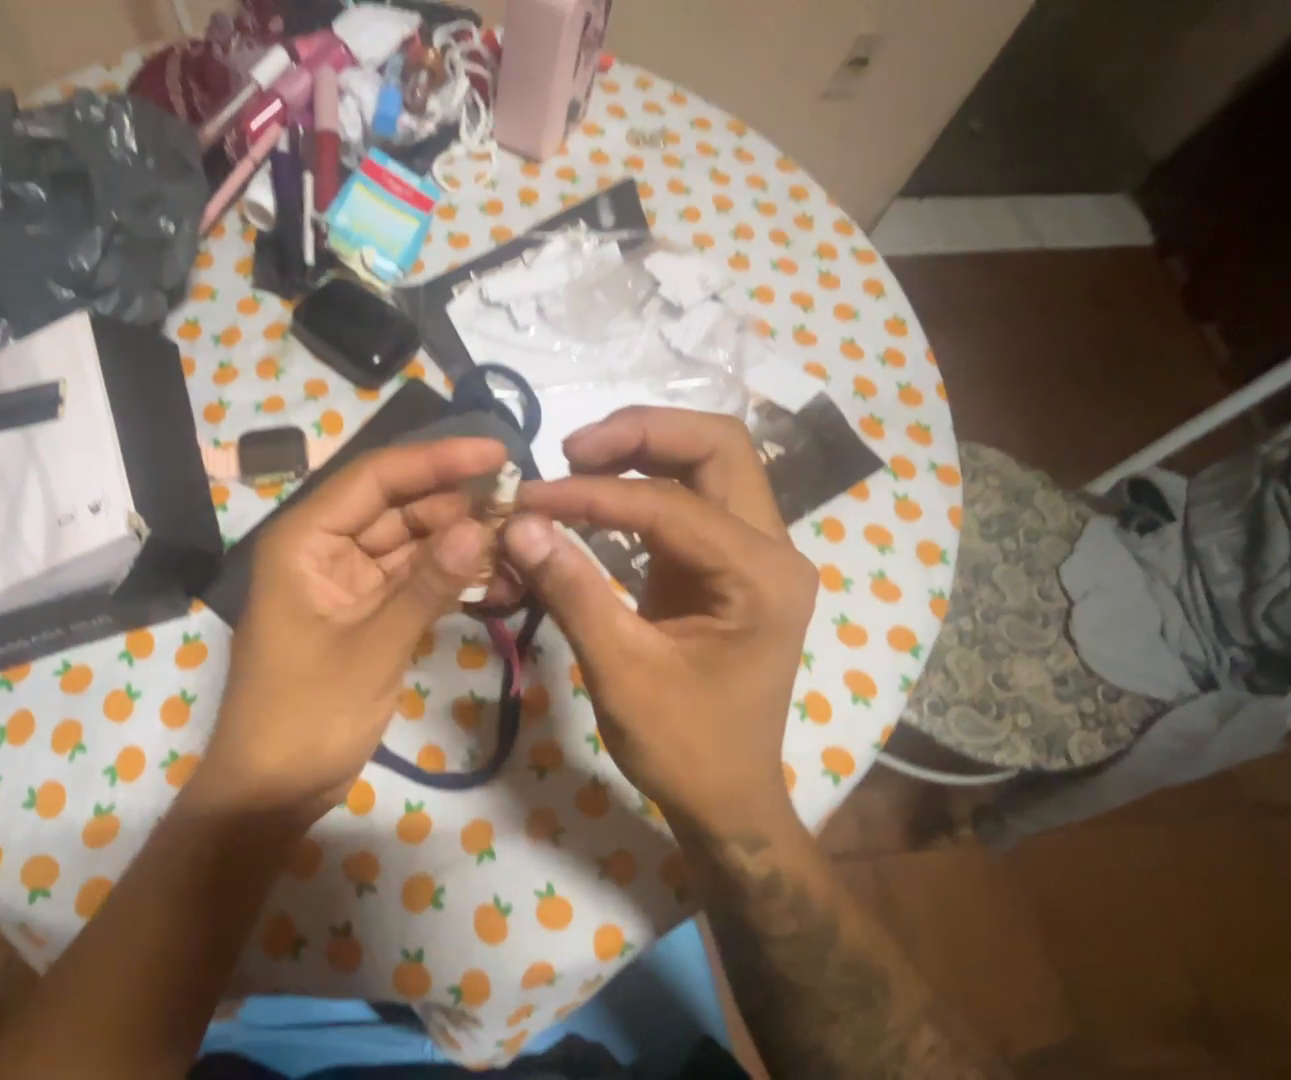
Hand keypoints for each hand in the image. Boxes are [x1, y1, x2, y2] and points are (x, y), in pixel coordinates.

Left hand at [195, 438, 508, 820]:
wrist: (270, 793)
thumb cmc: (304, 716)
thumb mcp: (371, 648)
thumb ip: (426, 586)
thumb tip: (480, 526)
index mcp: (304, 541)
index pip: (374, 479)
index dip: (436, 460)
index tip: (498, 454)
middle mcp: (324, 551)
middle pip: (396, 509)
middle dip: (456, 504)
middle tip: (523, 502)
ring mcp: (346, 585)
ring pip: (410, 546)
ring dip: (459, 543)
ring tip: (520, 536)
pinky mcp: (365, 618)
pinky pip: (412, 584)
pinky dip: (448, 581)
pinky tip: (497, 578)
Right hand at [502, 407, 817, 834]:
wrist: (727, 796)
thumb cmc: (684, 746)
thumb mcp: (621, 672)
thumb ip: (572, 591)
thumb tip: (518, 524)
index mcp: (760, 577)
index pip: (669, 503)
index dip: (593, 494)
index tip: (528, 498)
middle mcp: (772, 550)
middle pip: (717, 447)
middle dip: (641, 434)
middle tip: (569, 451)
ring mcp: (755, 553)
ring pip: (709, 462)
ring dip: (644, 449)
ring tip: (576, 463)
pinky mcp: (729, 563)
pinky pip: (691, 498)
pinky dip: (644, 483)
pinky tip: (597, 495)